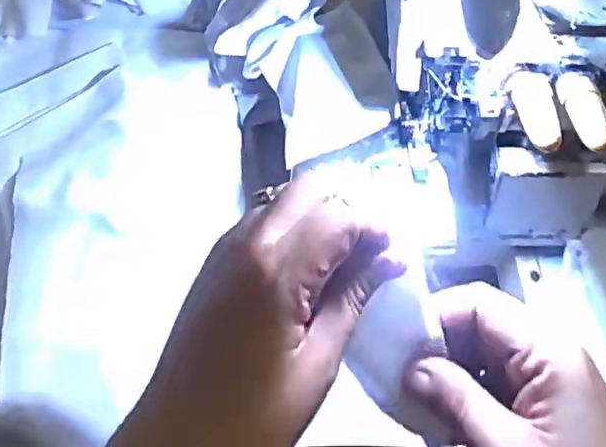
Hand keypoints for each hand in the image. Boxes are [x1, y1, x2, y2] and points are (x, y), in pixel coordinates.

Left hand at [111, 174, 401, 446]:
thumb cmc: (249, 418)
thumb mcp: (316, 365)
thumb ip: (354, 298)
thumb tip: (392, 257)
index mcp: (277, 267)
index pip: (340, 215)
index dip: (373, 227)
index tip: (391, 253)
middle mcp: (249, 241)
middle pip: (310, 187)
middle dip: (345, 207)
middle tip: (365, 250)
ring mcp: (226, 248)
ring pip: (285, 198)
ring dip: (317, 214)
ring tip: (338, 259)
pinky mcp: (213, 262)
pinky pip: (263, 218)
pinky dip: (291, 225)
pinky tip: (303, 266)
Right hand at [403, 283, 605, 446]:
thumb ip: (459, 401)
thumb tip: (413, 366)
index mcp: (547, 345)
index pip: (482, 303)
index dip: (438, 316)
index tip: (398, 346)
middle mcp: (550, 347)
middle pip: (484, 326)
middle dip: (442, 349)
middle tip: (401, 381)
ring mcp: (552, 375)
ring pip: (489, 356)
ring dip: (453, 377)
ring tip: (418, 405)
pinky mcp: (550, 403)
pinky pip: (503, 384)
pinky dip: (473, 397)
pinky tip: (449, 422)